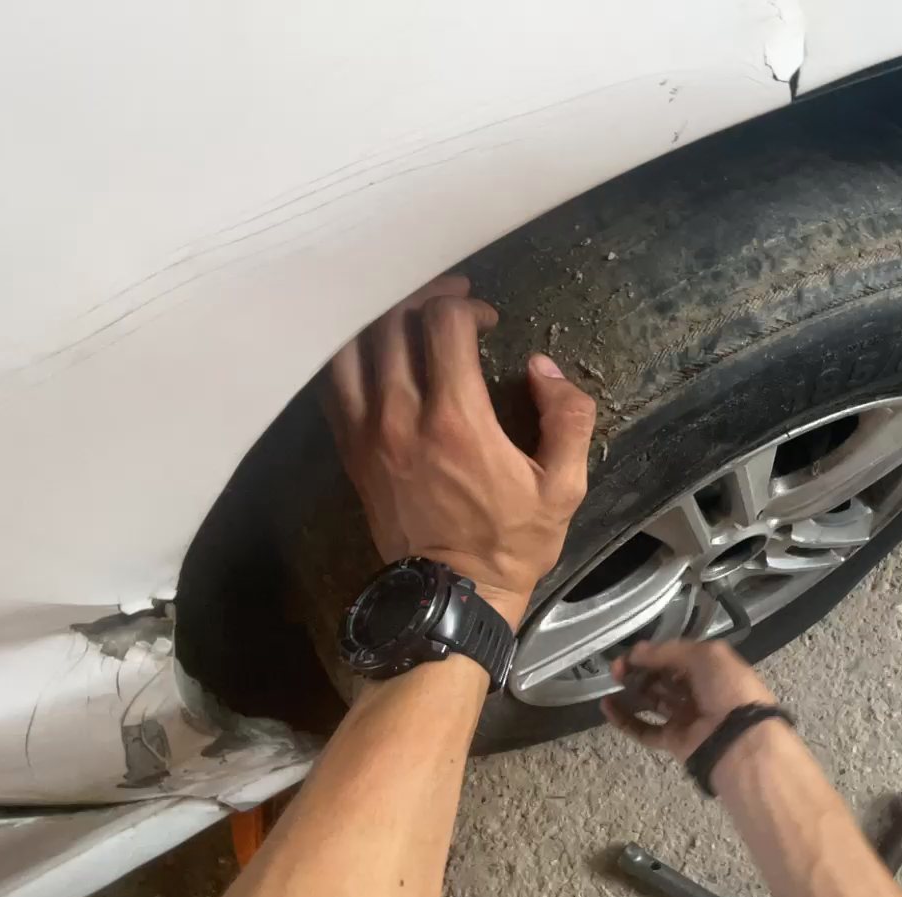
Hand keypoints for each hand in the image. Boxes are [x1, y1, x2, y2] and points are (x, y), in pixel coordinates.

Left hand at [323, 275, 596, 626]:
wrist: (456, 592)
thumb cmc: (514, 541)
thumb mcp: (566, 487)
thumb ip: (568, 419)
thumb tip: (544, 368)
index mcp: (458, 421)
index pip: (442, 325)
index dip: (466, 308)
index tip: (487, 322)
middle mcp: (402, 417)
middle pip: (393, 324)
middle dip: (424, 300)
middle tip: (450, 304)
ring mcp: (368, 433)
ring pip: (353, 346)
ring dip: (382, 320)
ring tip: (409, 319)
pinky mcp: (351, 450)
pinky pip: (334, 383)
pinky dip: (350, 355)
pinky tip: (375, 352)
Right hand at [601, 640, 777, 763]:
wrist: (740, 739)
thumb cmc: (728, 689)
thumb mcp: (705, 655)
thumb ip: (668, 651)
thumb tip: (636, 651)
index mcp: (712, 668)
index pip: (677, 656)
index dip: (654, 653)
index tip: (631, 653)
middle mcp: (700, 691)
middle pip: (663, 677)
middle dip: (640, 669)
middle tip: (617, 667)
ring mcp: (686, 717)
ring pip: (653, 701)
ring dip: (632, 690)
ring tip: (611, 681)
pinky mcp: (674, 740)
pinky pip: (646, 729)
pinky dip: (625, 719)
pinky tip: (608, 706)